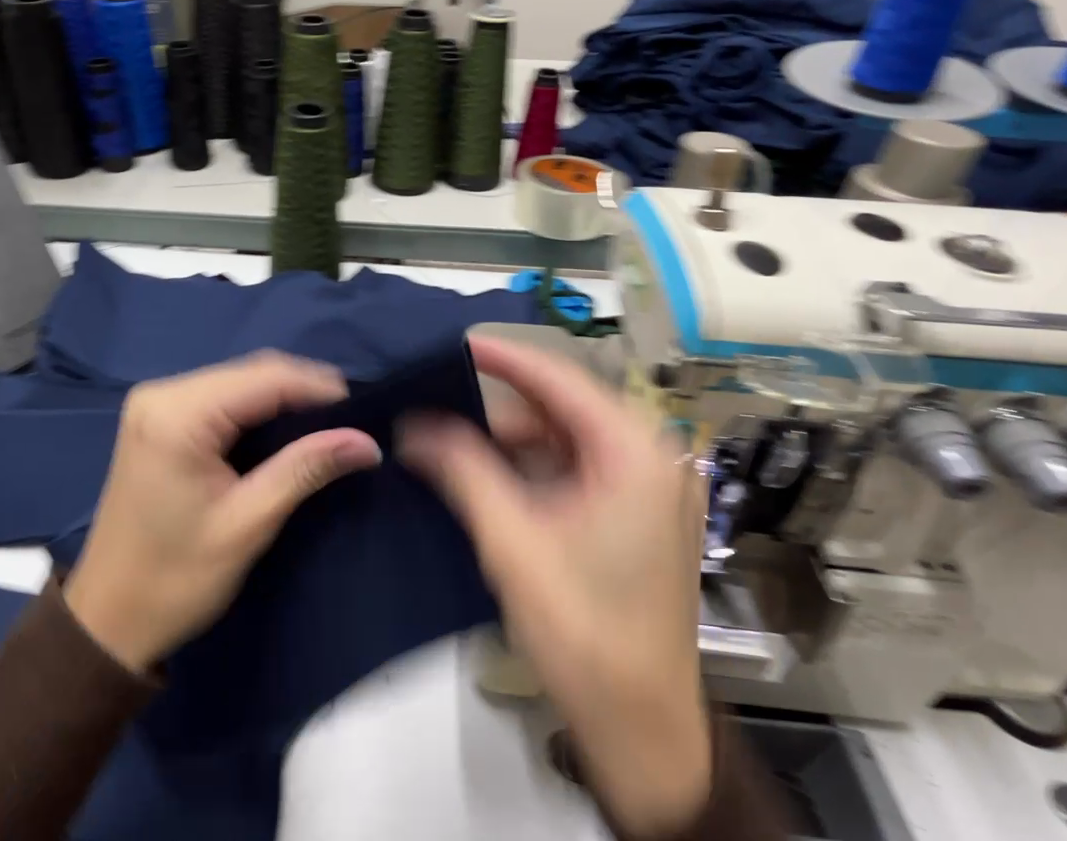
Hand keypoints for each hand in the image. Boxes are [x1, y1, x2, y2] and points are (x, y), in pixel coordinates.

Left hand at [65, 352, 382, 673]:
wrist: (108, 617)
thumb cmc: (175, 579)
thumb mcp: (247, 524)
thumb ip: (304, 470)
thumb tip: (367, 441)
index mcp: (176, 415)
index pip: (266, 378)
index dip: (320, 389)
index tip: (366, 414)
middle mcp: (161, 394)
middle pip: (251, 374)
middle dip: (304, 394)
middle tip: (352, 426)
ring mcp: (155, 404)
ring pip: (239, 383)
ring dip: (283, 402)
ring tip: (328, 431)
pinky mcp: (157, 420)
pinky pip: (220, 399)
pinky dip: (257, 412)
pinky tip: (285, 435)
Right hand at [397, 336, 710, 836]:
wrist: (640, 722)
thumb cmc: (583, 630)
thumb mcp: (512, 543)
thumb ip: (463, 472)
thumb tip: (414, 426)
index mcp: (634, 454)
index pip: (561, 379)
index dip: (504, 358)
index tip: (454, 344)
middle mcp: (652, 459)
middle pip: (565, 409)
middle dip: (501, 409)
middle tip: (438, 406)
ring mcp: (650, 491)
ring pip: (569, 442)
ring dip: (514, 444)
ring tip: (452, 445)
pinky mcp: (639, 519)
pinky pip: (579, 472)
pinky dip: (535, 472)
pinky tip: (489, 481)